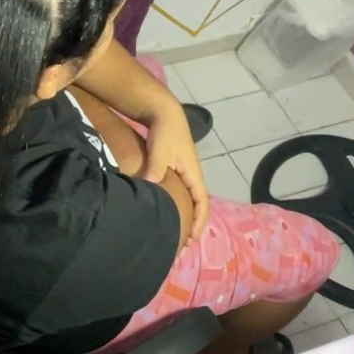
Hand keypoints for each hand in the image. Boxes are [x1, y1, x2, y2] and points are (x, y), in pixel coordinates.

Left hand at [142, 101, 208, 242]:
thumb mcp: (159, 151)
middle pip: (198, 203)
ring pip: (190, 197)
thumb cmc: (164, 133)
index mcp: (193, 173)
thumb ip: (155, 169)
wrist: (163, 112)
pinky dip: (179, 202)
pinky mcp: (175, 166)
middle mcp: (193, 174)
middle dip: (194, 222)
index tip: (192, 238)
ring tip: (177, 230)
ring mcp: (185, 170)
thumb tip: (151, 186)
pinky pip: (181, 190)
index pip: (201, 202)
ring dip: (187, 213)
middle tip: (184, 241)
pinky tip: (167, 208)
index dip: (199, 221)